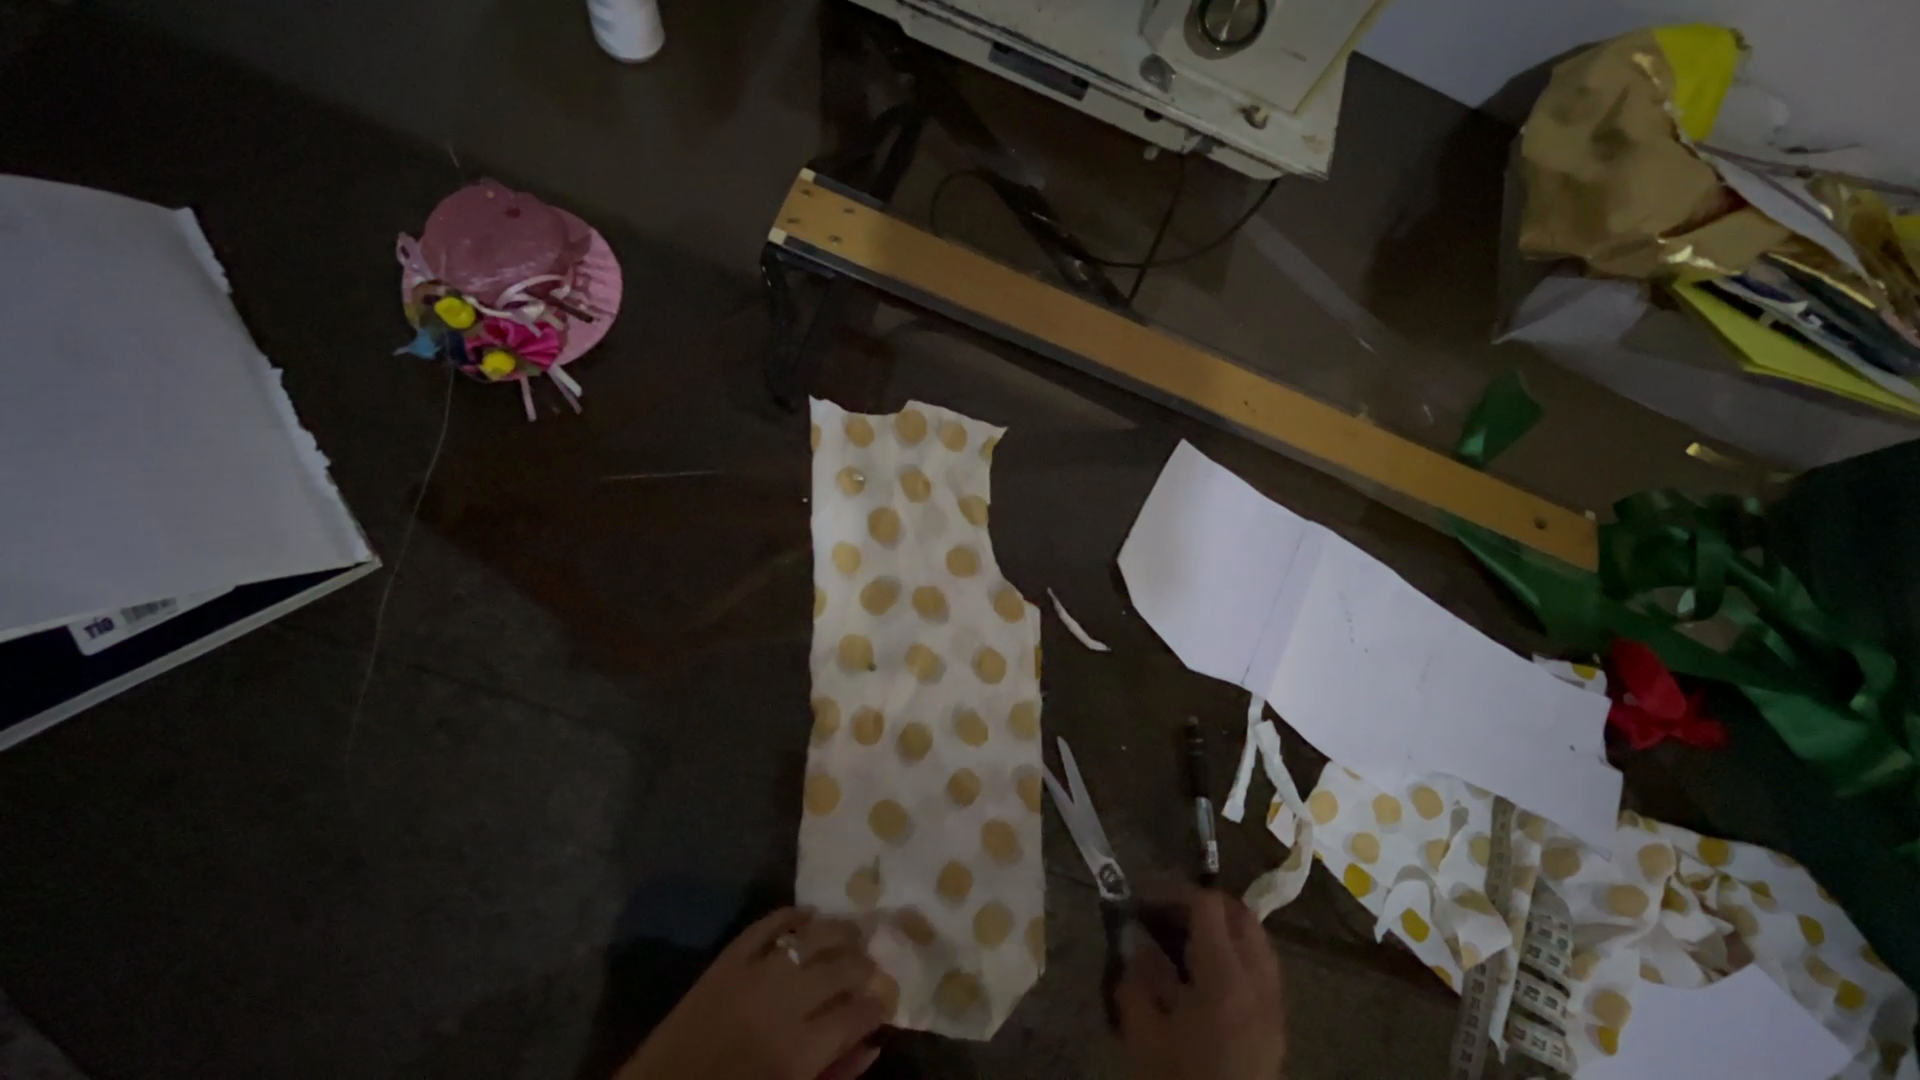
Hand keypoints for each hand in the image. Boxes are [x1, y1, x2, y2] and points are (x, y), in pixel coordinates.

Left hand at [617, 908, 888, 1079]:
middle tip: (871, 968)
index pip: (859, 1014)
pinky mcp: (726, 960)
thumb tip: (873, 1044)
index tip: (882, 1005)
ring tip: (852, 935)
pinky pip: (766, 925)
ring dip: (839, 932)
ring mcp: (754, 974)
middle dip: (865, 967)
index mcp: (801, 1050)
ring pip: (812, 936)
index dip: (877, 1007)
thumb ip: (837, 1075)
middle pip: (843, 968)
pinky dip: (790, 915)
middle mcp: (784, 1002)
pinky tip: (808, 916)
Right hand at [1115, 884, 1286, 1079]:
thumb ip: (1138, 979)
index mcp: (1225, 979)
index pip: (1207, 906)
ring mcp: (1274, 1003)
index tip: (1139, 896)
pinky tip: (1203, 971)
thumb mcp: (1145, 1035)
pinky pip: (1261, 965)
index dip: (1172, 891)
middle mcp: (1259, 981)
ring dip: (1220, 925)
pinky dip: (1234, 950)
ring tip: (1181, 937)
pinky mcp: (1276, 1023)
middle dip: (1199, 902)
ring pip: (1256, 937)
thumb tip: (1137, 943)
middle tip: (1161, 911)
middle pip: (1239, 913)